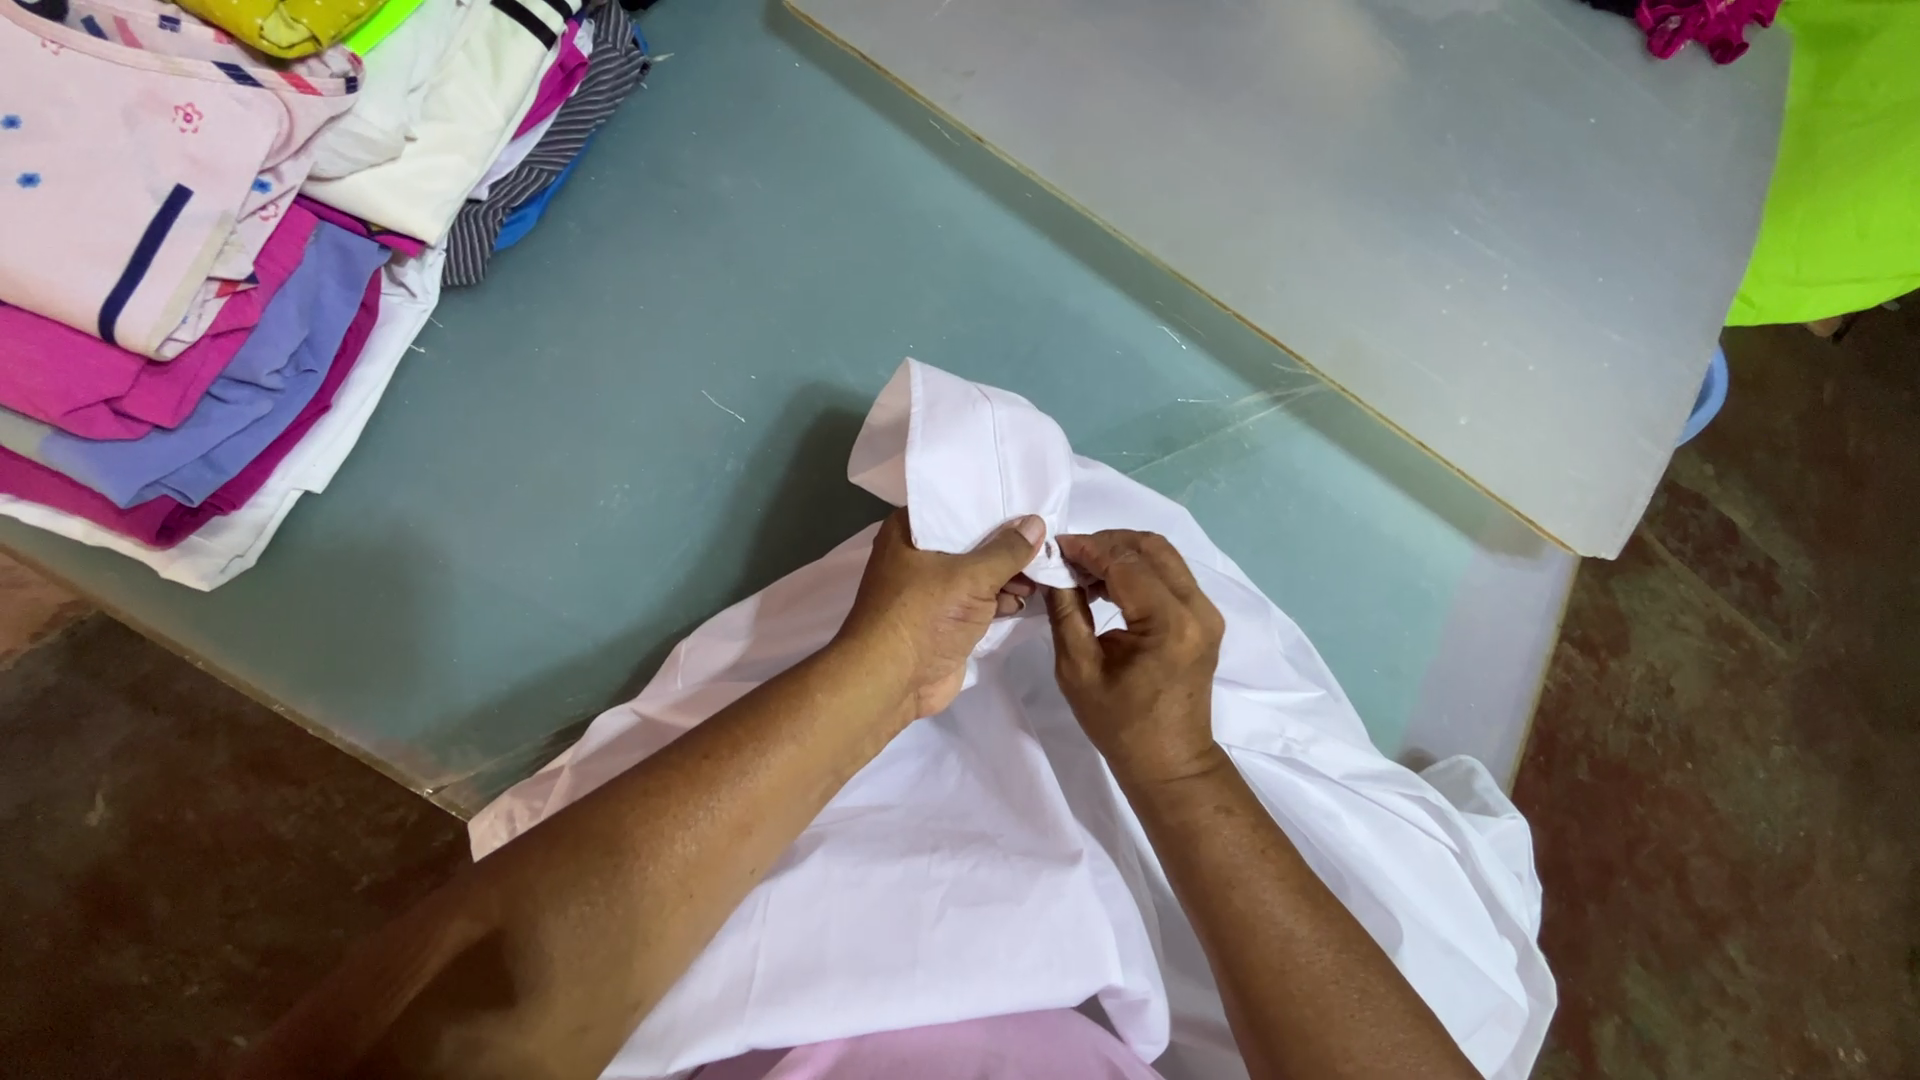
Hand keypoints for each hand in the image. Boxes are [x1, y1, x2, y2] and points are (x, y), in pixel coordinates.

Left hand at [835, 509, 1045, 720]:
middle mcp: (918, 554)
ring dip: (1009, 574)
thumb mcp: (969, 577)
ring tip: (1044, 571)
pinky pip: (980, 600)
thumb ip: (1006, 551)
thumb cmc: (922, 616)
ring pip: (978, 572)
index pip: (956, 505)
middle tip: (1048, 540)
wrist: (891, 682)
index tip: (1030, 500)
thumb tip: (1036, 523)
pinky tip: (1028, 597)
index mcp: (909, 530)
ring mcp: (932, 589)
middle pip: (972, 539)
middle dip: (1008, 544)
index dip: (992, 504)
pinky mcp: (946, 619)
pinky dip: (1002, 598)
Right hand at [1044, 530, 1226, 786]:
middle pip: (1151, 547)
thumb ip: (1066, 611)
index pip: (1125, 563)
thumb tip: (1054, 570)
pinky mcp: (1205, 618)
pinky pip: (1170, 575)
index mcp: (1168, 624)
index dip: (1087, 549)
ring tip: (1084, 571)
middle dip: (1106, 543)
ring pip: (1163, 556)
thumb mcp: (1078, 669)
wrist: (1170, 762)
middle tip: (1069, 557)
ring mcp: (1206, 613)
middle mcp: (1196, 610)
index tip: (1055, 548)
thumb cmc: (1120, 725)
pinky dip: (1137, 570)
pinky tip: (1107, 586)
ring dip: (1122, 554)